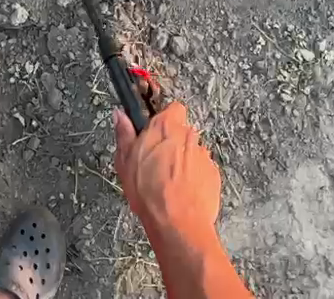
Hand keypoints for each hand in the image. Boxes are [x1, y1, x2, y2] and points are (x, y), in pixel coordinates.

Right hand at [113, 102, 221, 247]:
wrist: (178, 225)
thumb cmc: (151, 194)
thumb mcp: (125, 162)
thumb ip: (124, 134)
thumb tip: (120, 116)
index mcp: (165, 127)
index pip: (172, 108)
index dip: (164, 119)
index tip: (155, 132)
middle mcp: (187, 135)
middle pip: (181, 131)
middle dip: (172, 142)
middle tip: (158, 162)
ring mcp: (202, 155)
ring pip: (191, 151)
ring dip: (183, 160)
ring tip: (170, 181)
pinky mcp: (213, 174)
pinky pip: (202, 169)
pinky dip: (194, 177)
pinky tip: (182, 191)